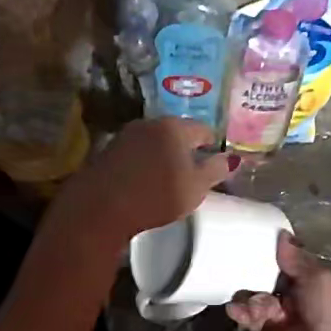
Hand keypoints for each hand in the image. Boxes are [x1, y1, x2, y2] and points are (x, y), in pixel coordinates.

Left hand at [47, 118, 233, 242]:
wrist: (101, 207)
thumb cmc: (156, 197)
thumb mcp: (195, 188)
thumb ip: (215, 171)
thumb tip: (229, 158)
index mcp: (175, 127)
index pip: (202, 129)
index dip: (211, 143)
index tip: (214, 154)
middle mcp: (150, 123)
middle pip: (175, 132)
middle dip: (185, 147)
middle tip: (193, 165)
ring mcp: (125, 135)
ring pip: (153, 141)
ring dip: (163, 154)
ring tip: (169, 173)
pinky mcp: (108, 152)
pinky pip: (135, 153)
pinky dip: (144, 162)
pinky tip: (145, 178)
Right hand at [227, 233, 330, 330]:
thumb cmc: (330, 311)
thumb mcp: (318, 279)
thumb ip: (296, 259)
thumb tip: (282, 234)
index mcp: (309, 276)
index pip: (285, 259)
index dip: (270, 251)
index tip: (250, 239)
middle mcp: (291, 291)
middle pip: (264, 276)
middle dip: (253, 276)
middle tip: (241, 272)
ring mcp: (278, 311)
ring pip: (254, 296)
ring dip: (250, 299)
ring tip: (254, 307)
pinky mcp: (266, 329)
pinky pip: (249, 316)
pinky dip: (242, 312)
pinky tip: (236, 311)